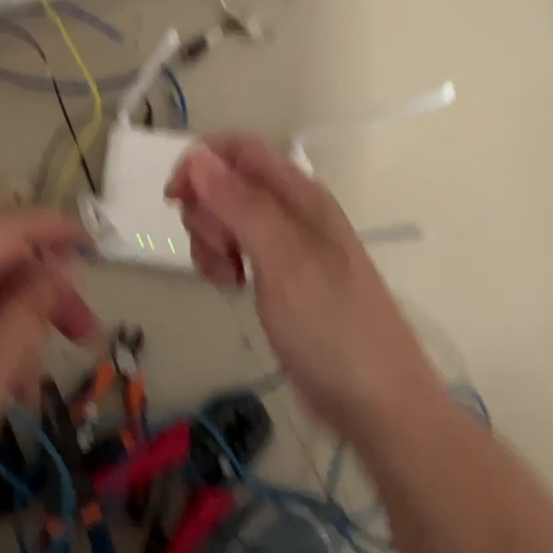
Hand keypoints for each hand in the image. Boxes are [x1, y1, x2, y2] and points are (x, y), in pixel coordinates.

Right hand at [166, 134, 439, 439]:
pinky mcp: (279, 277)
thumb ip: (240, 205)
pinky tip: (233, 287)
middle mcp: (292, 211)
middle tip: (220, 251)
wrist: (376, 403)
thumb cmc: (332, 327)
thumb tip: (198, 155)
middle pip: (226, 182)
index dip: (201, 162)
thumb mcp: (283, 260)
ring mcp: (286, 246)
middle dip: (206, 210)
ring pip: (226, 217)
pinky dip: (221, 262)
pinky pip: (235, 250)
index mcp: (300, 195)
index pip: (239, 149)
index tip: (175, 199)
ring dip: (210, 240)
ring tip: (228, 277)